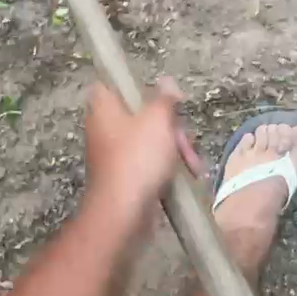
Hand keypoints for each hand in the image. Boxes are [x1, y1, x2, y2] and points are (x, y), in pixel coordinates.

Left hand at [83, 79, 201, 217]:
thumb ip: (164, 99)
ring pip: (149, 140)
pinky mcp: (124, 176)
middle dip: (169, 126)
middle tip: (182, 140)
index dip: (136, 86)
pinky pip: (148, 163)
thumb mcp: (157, 120)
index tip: (161, 96)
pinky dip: (167, 167)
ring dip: (174, 149)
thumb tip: (166, 82)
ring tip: (192, 164)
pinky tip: (188, 176)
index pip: (111, 84)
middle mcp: (104, 128)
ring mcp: (113, 154)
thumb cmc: (137, 158)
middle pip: (140, 114)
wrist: (122, 213)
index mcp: (104, 107)